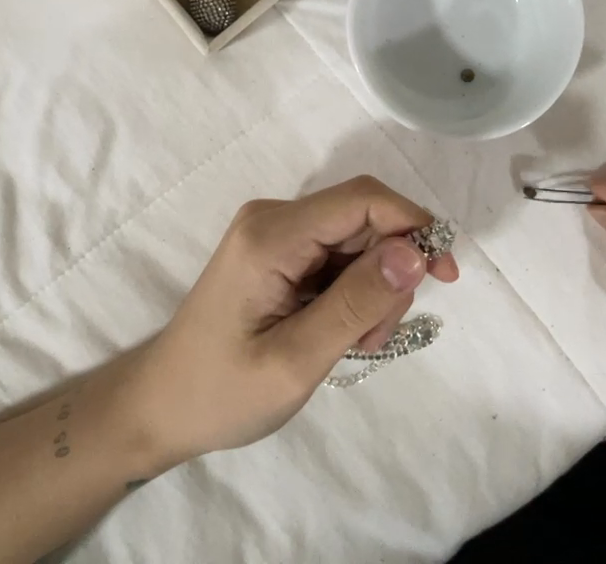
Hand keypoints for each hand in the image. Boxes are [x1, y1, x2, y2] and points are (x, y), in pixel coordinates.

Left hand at [123, 176, 459, 467]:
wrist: (162, 406)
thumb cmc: (222, 392)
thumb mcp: (297, 360)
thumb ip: (357, 303)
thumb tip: (415, 253)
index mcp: (272, 235)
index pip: (362, 199)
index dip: (412, 225)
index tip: (444, 275)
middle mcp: (274, 219)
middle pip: (363, 220)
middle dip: (390, 272)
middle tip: (375, 336)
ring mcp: (275, 235)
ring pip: (356, 241)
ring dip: (373, 290)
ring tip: (352, 345)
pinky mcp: (279, 255)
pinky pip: (337, 258)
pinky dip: (353, 294)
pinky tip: (339, 334)